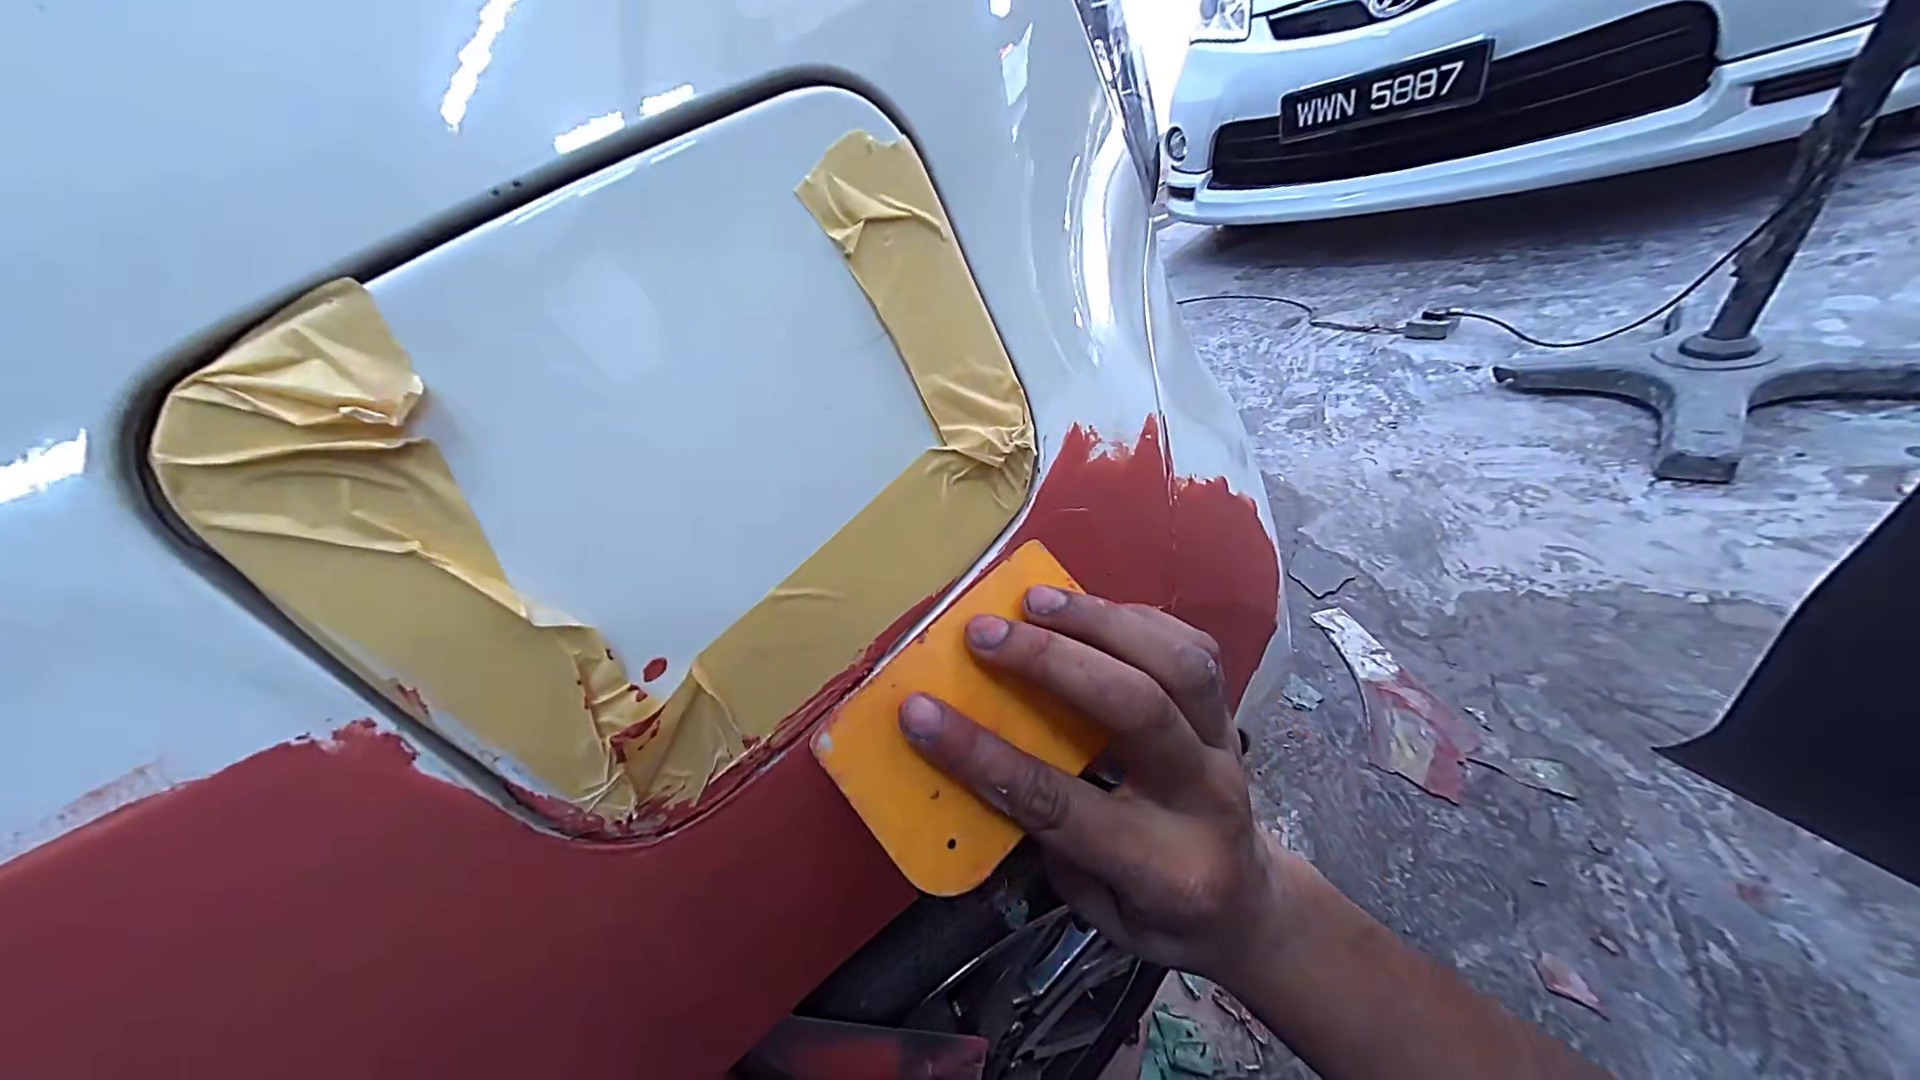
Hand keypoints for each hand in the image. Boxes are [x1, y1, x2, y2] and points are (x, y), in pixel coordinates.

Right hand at [897, 585, 1307, 985]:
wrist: (1251, 907)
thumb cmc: (1159, 914)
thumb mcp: (1094, 907)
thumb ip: (1046, 836)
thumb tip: (985, 752)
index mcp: (1162, 866)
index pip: (1057, 801)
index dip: (981, 755)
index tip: (919, 714)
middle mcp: (1204, 796)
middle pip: (1133, 707)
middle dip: (1050, 661)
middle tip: (982, 634)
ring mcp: (1225, 745)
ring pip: (1176, 663)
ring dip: (1098, 620)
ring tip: (1034, 599)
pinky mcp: (1230, 712)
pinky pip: (1192, 647)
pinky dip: (1135, 619)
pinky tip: (1089, 609)